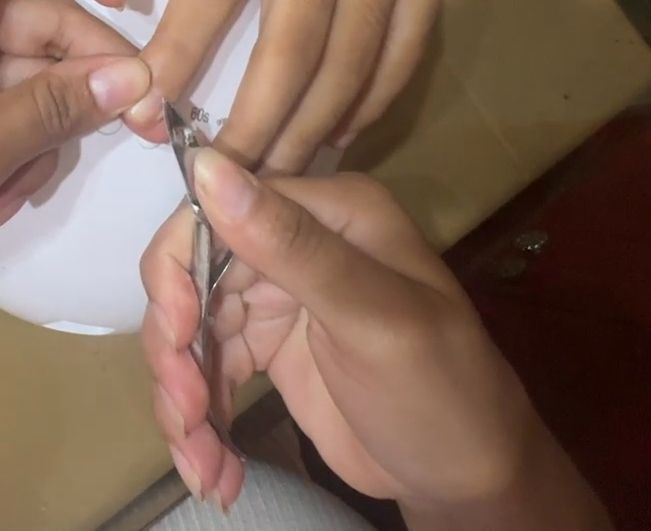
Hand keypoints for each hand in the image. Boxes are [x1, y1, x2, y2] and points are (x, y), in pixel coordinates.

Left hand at [111, 0, 506, 171]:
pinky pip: (408, 39)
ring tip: (276, 175)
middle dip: (254, 118)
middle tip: (222, 176)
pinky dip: (377, 93)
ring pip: (351, 54)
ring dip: (313, 123)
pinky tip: (343, 132)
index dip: (181, 51)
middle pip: (288, 42)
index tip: (149, 108)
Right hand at [142, 154, 590, 522]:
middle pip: (190, 270)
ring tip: (201, 461)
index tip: (177, 336)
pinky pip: (203, 363)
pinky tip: (214, 468)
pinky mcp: (258, 341)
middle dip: (177, 346)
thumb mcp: (373, 316)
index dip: (179, 267)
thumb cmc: (442, 393)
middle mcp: (288, 236)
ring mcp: (270, 290)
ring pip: (187, 323)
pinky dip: (198, 416)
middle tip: (186, 413)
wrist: (474, 487)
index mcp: (322, 208)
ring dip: (182, 393)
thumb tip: (205, 164)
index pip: (215, 209)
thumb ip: (292, 244)